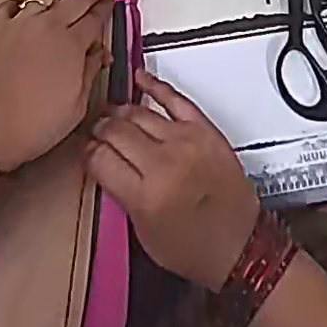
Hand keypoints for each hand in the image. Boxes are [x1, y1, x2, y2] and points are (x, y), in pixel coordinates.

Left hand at [0, 0, 110, 171]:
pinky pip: (12, 4)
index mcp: (72, 43)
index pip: (95, 16)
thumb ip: (90, 71)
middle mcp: (48, 25)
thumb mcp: (77, 105)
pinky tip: (26, 11)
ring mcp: (20, 22)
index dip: (106, 8)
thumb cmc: (38, 124)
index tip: (110, 3)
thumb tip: (99, 51)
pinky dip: (23, 3)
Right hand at [85, 72, 259, 288]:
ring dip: (119, 111)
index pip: (100, 159)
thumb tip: (102, 162)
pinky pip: (173, 98)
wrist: (240, 245)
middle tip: (96, 131)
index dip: (87, 152)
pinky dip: (154, 85)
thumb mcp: (144, 233)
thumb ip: (120, 194)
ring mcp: (185, 142)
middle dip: (100, 130)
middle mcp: (164, 164)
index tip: (86, 150)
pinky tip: (140, 79)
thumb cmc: (195, 247)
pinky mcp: (204, 129)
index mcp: (145, 196)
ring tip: (111, 113)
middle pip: (117, 132)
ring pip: (138, 113)